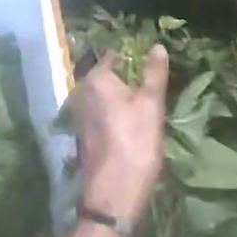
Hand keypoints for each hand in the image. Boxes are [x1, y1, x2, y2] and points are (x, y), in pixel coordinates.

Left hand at [73, 46, 169, 224]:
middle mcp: (81, 90)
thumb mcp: (151, 103)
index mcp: (95, 77)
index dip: (134, 58)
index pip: (115, 55)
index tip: (152, 66)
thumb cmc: (135, 141)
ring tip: (144, 107)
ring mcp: (78, 112)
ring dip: (120, 98)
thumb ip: (154, 72)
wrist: (113, 191)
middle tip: (151, 89)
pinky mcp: (81, 132)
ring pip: (103, 96)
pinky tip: (129, 125)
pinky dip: (112, 113)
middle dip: (127, 79)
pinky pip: (99, 112)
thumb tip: (157, 46)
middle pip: (108, 76)